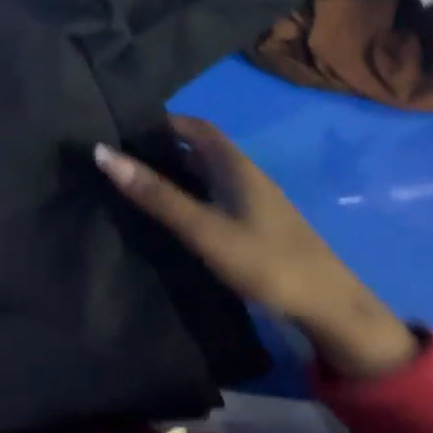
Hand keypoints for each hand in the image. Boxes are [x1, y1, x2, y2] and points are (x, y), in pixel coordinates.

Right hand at [94, 116, 416, 379]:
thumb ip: (155, 194)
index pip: (196, 126)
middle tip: (116, 155)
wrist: (330, 311)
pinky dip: (185, 194)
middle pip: (200, 148)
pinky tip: (166, 212)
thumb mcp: (204, 228)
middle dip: (161, 146)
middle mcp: (245, 176)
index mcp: (237, 166)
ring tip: (130, 181)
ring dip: (172, 172)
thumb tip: (102, 152)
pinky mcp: (253, 226)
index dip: (162, 121)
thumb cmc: (267, 262)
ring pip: (205, 174)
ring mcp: (252, 202)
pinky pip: (212, 196)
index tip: (121, 127)